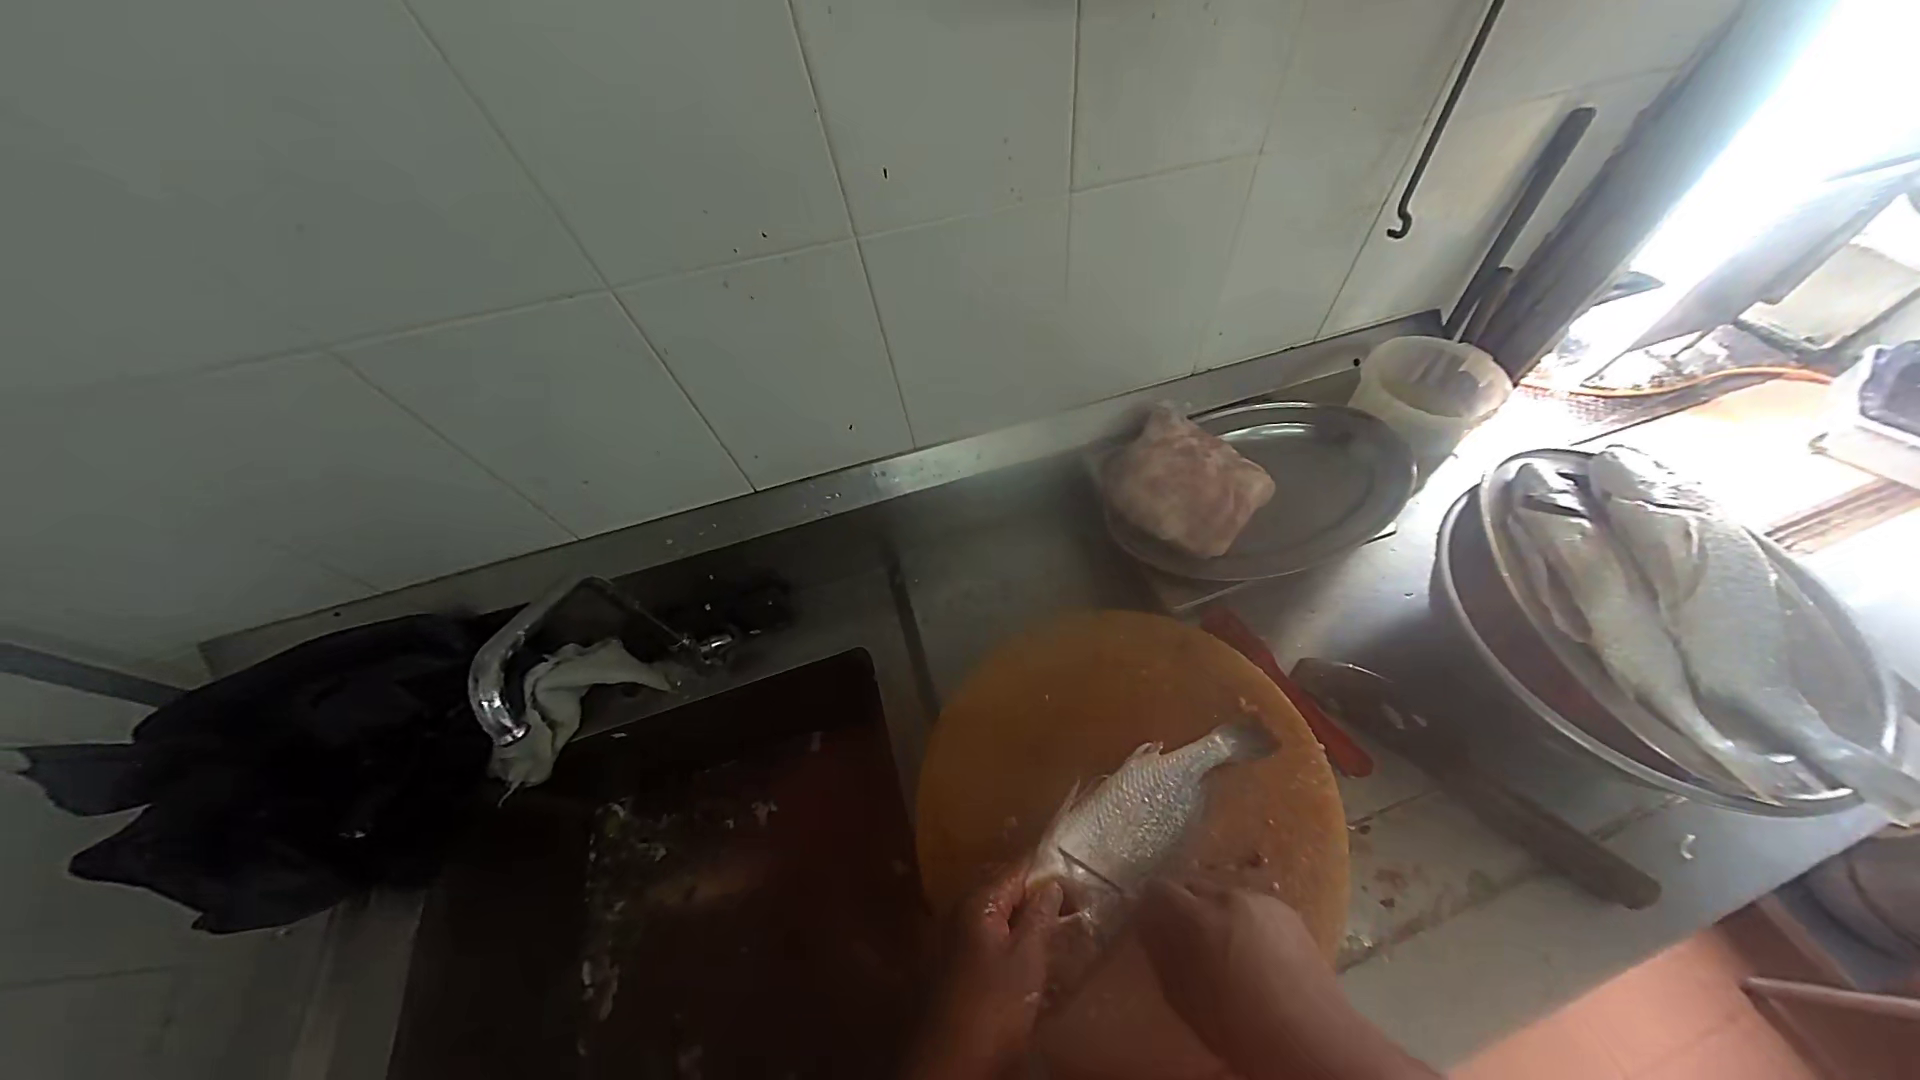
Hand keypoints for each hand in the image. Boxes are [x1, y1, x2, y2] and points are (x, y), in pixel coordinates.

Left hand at [903, 865, 1064, 1079]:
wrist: (952, 1060)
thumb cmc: (993, 1005)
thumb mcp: (1026, 958)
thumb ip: (1039, 915)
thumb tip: (1053, 884)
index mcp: (978, 901)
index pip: (1017, 870)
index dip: (1048, 874)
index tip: (1078, 886)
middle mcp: (963, 909)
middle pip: (1007, 890)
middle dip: (1038, 895)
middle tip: (1072, 908)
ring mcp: (958, 935)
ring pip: (1000, 914)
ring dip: (1027, 918)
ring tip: (1058, 928)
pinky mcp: (960, 961)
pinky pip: (992, 935)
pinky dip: (1013, 937)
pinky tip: (1032, 953)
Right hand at [1135, 880, 1438, 1079]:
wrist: (1312, 1041)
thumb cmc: (1238, 1028)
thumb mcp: (1184, 996)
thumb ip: (1161, 951)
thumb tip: (1147, 923)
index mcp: (1196, 918)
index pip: (1158, 888)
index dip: (1151, 903)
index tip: (1149, 919)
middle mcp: (1225, 896)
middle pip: (1189, 882)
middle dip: (1181, 902)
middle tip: (1182, 932)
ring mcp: (1258, 898)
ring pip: (1220, 890)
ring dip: (1212, 907)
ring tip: (1219, 940)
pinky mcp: (1284, 908)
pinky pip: (1249, 901)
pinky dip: (1240, 915)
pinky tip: (1250, 945)